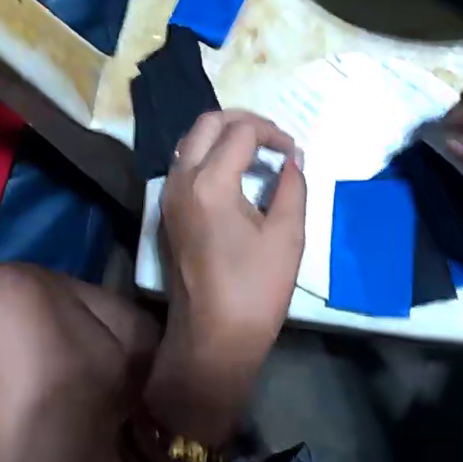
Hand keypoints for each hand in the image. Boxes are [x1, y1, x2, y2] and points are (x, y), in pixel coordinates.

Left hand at [152, 111, 305, 427]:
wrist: (212, 340)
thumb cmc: (256, 288)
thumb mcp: (288, 234)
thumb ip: (292, 186)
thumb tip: (292, 160)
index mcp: (211, 184)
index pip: (242, 132)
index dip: (274, 134)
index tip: (294, 153)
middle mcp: (181, 181)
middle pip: (209, 123)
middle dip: (245, 121)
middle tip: (274, 139)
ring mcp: (169, 196)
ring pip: (192, 140)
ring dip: (225, 135)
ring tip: (257, 151)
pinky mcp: (168, 212)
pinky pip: (186, 163)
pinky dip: (211, 154)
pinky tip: (237, 173)